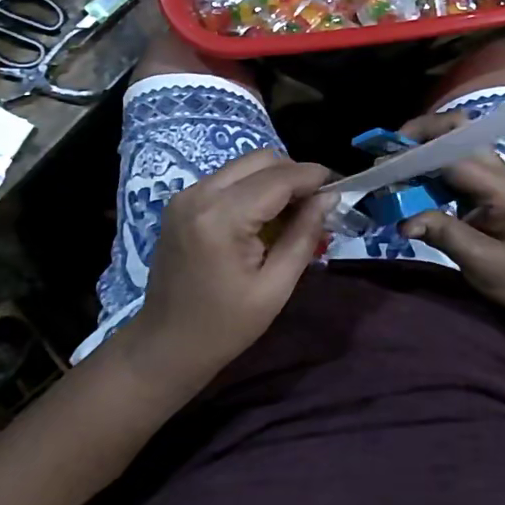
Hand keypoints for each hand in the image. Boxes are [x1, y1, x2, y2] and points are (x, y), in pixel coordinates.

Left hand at [134, 149, 337, 376]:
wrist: (166, 345)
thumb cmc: (225, 326)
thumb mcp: (275, 287)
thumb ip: (304, 235)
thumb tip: (330, 197)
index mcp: (221, 218)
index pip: (279, 177)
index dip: (314, 177)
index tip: (339, 189)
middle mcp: (200, 194)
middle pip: (261, 159)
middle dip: (294, 175)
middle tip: (317, 204)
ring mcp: (186, 195)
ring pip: (244, 165)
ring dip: (274, 179)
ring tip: (293, 212)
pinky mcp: (181, 202)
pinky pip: (227, 178)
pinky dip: (252, 187)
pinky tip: (264, 217)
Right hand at [396, 112, 504, 317]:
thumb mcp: (481, 263)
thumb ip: (445, 235)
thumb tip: (403, 221)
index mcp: (501, 188)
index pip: (455, 154)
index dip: (418, 155)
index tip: (385, 165)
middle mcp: (498, 173)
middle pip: (458, 131)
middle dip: (420, 135)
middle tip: (387, 155)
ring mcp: (492, 178)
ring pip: (454, 144)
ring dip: (422, 150)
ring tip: (391, 168)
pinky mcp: (485, 188)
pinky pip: (454, 165)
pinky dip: (429, 168)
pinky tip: (409, 184)